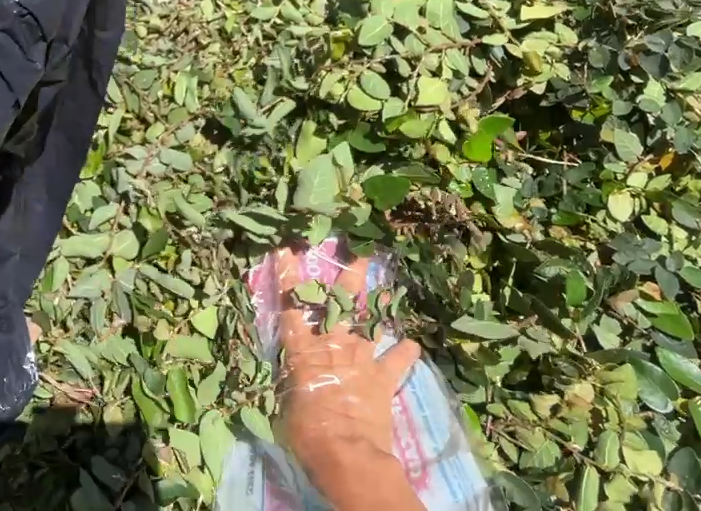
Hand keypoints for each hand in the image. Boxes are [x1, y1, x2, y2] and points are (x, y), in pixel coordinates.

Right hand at [274, 252, 425, 510]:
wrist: (347, 452)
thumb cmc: (306, 430)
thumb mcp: (285, 402)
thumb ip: (289, 380)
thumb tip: (289, 378)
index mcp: (302, 347)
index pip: (290, 304)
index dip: (287, 275)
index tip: (286, 248)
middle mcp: (331, 344)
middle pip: (339, 304)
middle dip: (349, 277)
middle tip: (361, 255)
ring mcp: (360, 359)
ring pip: (370, 325)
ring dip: (380, 307)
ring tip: (389, 290)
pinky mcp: (382, 380)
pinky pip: (397, 362)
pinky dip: (406, 353)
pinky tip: (415, 344)